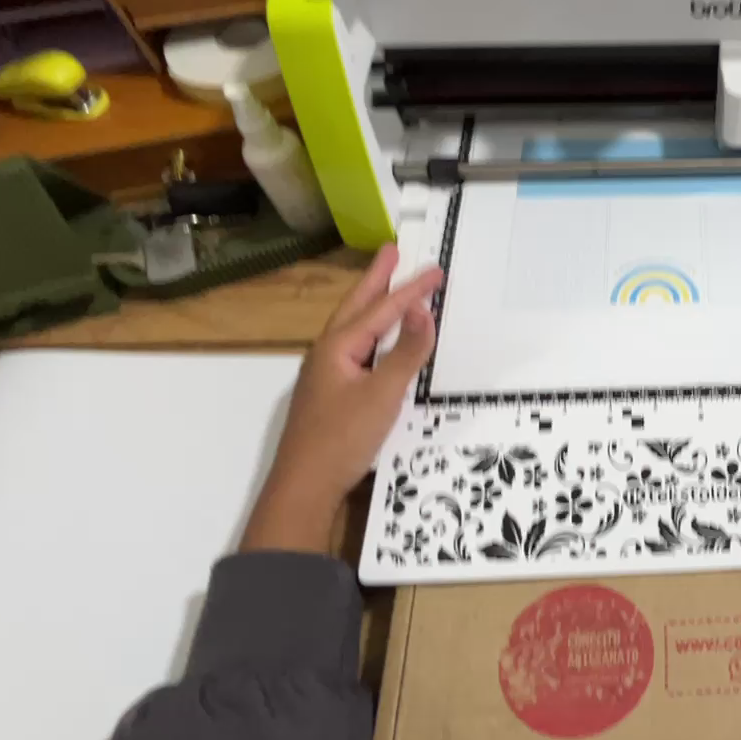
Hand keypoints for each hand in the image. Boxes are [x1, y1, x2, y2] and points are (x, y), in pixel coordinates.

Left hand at [242, 246, 443, 552]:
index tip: (436, 270)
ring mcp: (326, 373)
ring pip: (353, 326)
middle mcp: (327, 353)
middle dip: (376, 280)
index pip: (382, 311)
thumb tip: (424, 310)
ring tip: (386, 284)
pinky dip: (371, 331)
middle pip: (356, 308)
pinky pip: (355, 346)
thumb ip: (406, 352)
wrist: (304, 487)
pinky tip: (377, 340)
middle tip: (392, 252)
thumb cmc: (343, 438)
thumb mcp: (383, 394)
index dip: (411, 290)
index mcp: (338, 348)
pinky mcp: (331, 392)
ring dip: (372, 303)